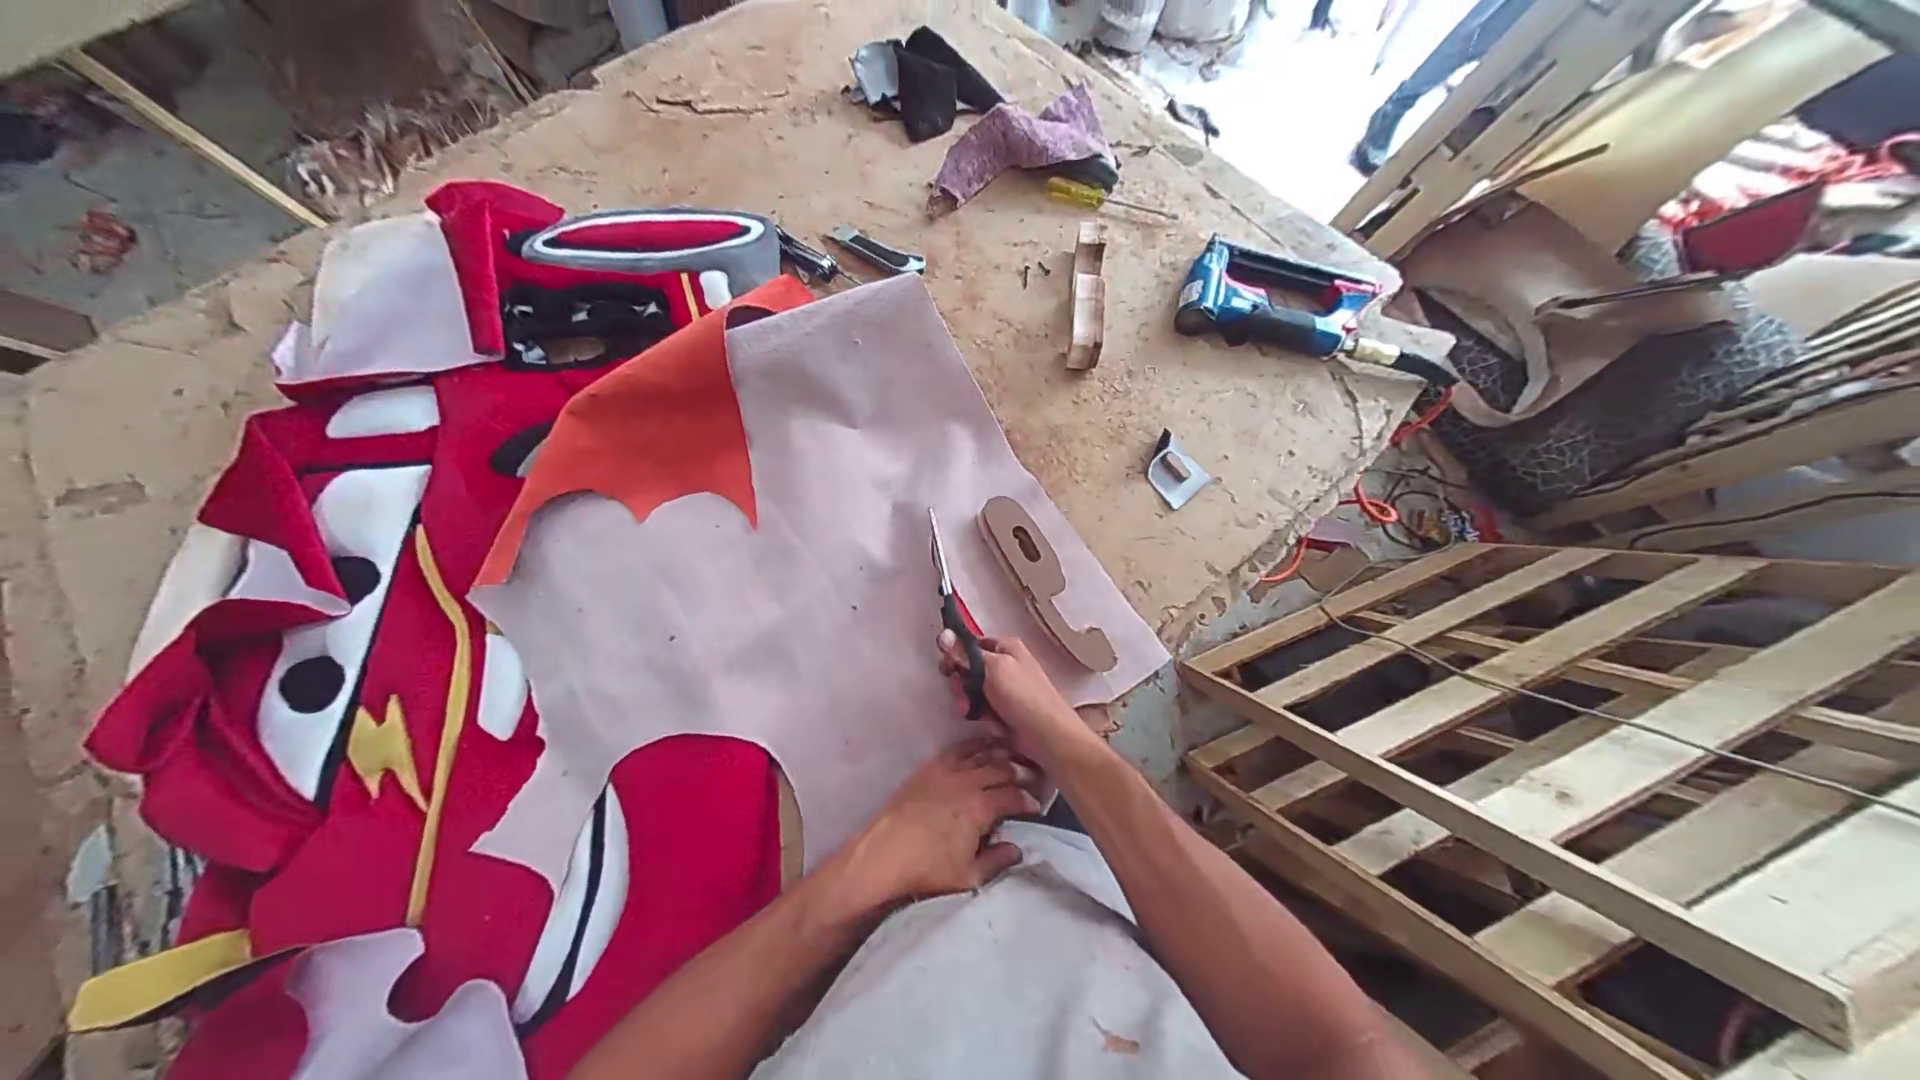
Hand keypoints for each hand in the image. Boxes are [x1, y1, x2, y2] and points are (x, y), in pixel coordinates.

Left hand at [837, 737, 1040, 910]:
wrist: (883, 855)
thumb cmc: (927, 869)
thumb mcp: (969, 876)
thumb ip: (998, 861)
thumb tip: (1017, 849)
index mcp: (980, 807)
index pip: (1014, 796)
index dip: (1030, 800)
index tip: (1037, 807)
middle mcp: (966, 782)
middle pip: (1002, 768)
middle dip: (1022, 772)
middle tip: (1034, 778)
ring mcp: (947, 771)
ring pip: (982, 754)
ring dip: (1002, 754)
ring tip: (1015, 757)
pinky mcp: (930, 767)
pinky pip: (959, 749)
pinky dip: (976, 745)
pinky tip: (984, 745)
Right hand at [937, 631, 1097, 767]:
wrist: (1045, 734)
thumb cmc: (1021, 695)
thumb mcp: (992, 668)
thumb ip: (966, 654)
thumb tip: (944, 634)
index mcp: (1006, 647)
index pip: (971, 643)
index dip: (956, 653)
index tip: (946, 667)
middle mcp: (1005, 663)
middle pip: (968, 666)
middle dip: (960, 680)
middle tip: (960, 691)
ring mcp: (1003, 686)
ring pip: (971, 687)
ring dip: (966, 698)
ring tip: (969, 709)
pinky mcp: (1001, 707)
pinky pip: (980, 704)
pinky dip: (976, 710)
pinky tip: (978, 718)